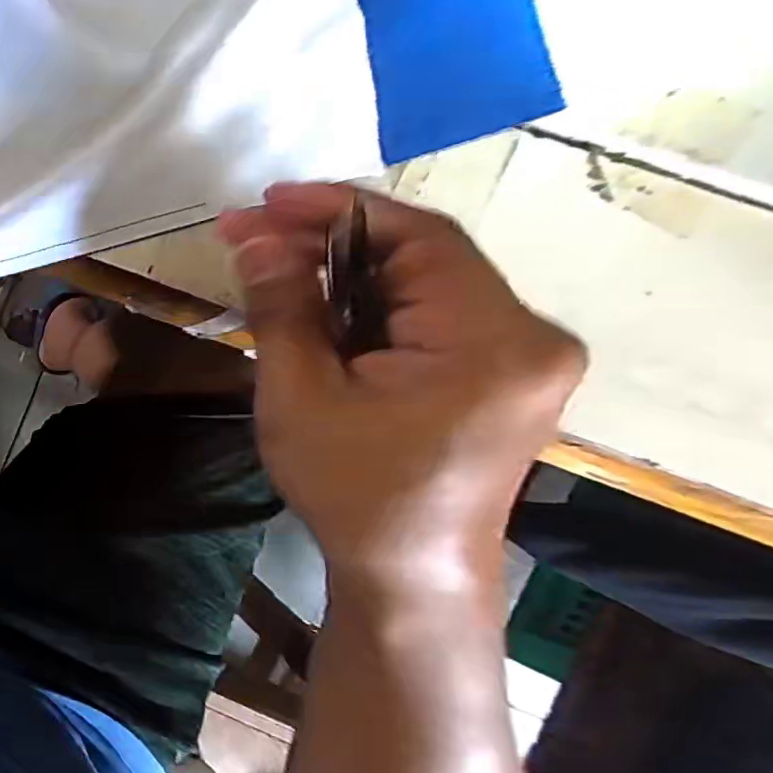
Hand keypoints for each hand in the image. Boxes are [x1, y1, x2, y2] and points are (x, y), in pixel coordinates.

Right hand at [217, 184, 585, 585]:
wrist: (404, 571)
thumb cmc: (350, 487)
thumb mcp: (299, 395)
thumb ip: (281, 310)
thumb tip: (256, 240)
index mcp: (492, 339)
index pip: (418, 239)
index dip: (336, 210)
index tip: (265, 201)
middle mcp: (526, 336)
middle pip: (419, 260)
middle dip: (327, 242)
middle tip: (246, 234)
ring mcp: (517, 358)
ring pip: (418, 289)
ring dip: (340, 275)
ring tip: (267, 269)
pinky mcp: (495, 378)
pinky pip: (424, 320)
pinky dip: (364, 308)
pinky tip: (312, 311)